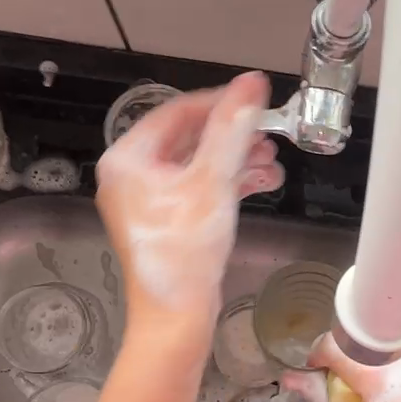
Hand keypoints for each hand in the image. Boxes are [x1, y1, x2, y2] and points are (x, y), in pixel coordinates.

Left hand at [95, 72, 282, 331]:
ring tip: (272, 161)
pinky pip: (200, 186)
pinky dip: (229, 182)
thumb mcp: (213, 181)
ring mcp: (149, 198)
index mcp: (129, 158)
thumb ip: (232, 130)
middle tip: (268, 133)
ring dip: (237, 158)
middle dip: (233, 135)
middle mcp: (133, 174)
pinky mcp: (168, 218)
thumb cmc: (185, 250)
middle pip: (190, 137)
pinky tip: (263, 181)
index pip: (177, 111)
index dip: (219, 101)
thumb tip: (252, 84)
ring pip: (199, 162)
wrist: (176, 317)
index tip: (256, 98)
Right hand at [282, 334, 400, 401]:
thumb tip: (292, 378)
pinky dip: (393, 376)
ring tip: (366, 400)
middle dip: (348, 359)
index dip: (321, 352)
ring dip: (371, 365)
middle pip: (369, 344)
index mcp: (391, 385)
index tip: (315, 371)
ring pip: (391, 352)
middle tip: (338, 387)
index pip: (345, 346)